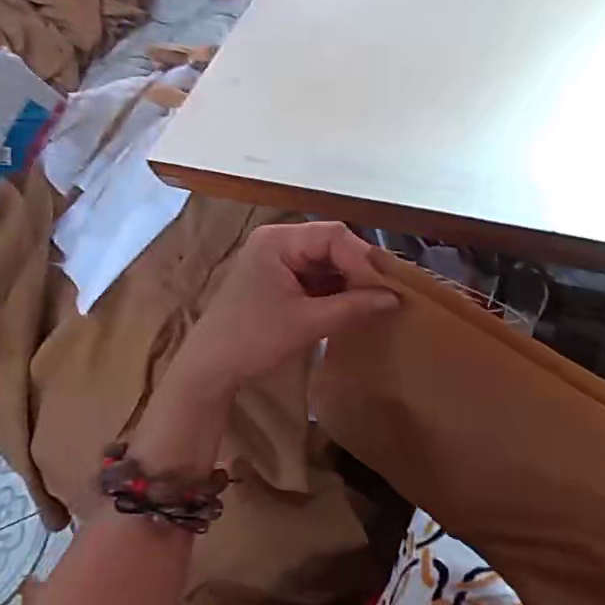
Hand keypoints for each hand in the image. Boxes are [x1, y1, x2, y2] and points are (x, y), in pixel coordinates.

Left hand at [167, 222, 398, 398]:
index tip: (390, 283)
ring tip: (377, 300)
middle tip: (389, 292)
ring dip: (350, 281)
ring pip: (326, 262)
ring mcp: (277, 261)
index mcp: (278, 241)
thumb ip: (353, 306)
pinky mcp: (279, 280)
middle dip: (359, 269)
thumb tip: (395, 298)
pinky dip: (335, 290)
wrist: (209, 369)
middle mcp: (277, 242)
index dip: (364, 257)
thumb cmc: (252, 340)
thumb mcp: (308, 323)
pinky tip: (355, 305)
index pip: (334, 235)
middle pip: (331, 245)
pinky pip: (316, 277)